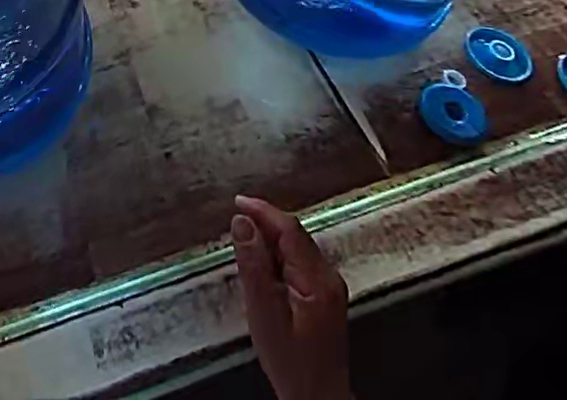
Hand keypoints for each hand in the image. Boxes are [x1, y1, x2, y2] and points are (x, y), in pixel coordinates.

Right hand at [230, 195, 352, 399]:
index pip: (289, 229)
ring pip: (296, 246)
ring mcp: (329, 285)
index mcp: (317, 278)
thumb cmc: (292, 365)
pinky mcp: (325, 294)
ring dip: (270, 239)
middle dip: (265, 223)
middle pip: (294, 235)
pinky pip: (299, 261)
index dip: (262, 210)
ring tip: (245, 243)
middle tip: (236, 222)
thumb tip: (242, 223)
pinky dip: (278, 255)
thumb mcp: (264, 313)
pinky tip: (263, 266)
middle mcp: (328, 276)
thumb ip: (254, 266)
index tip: (238, 202)